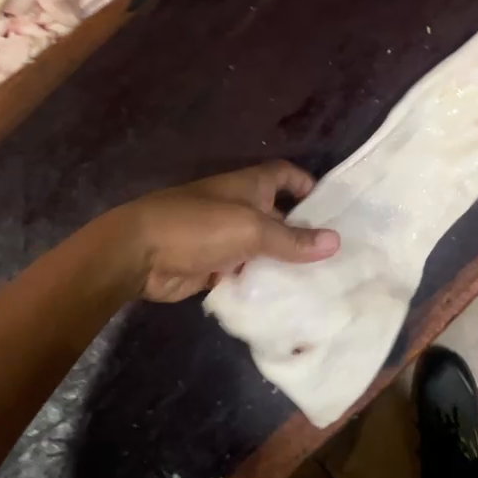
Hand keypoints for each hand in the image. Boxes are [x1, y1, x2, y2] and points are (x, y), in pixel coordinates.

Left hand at [114, 161, 340, 301]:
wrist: (140, 253)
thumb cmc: (199, 226)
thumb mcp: (252, 230)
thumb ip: (292, 240)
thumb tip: (336, 241)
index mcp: (251, 185)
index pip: (286, 175)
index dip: (307, 185)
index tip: (333, 208)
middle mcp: (242, 207)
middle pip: (279, 217)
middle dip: (303, 234)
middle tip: (338, 258)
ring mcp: (227, 238)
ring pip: (264, 250)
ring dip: (283, 264)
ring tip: (320, 285)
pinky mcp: (214, 267)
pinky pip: (246, 274)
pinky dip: (260, 284)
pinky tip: (284, 302)